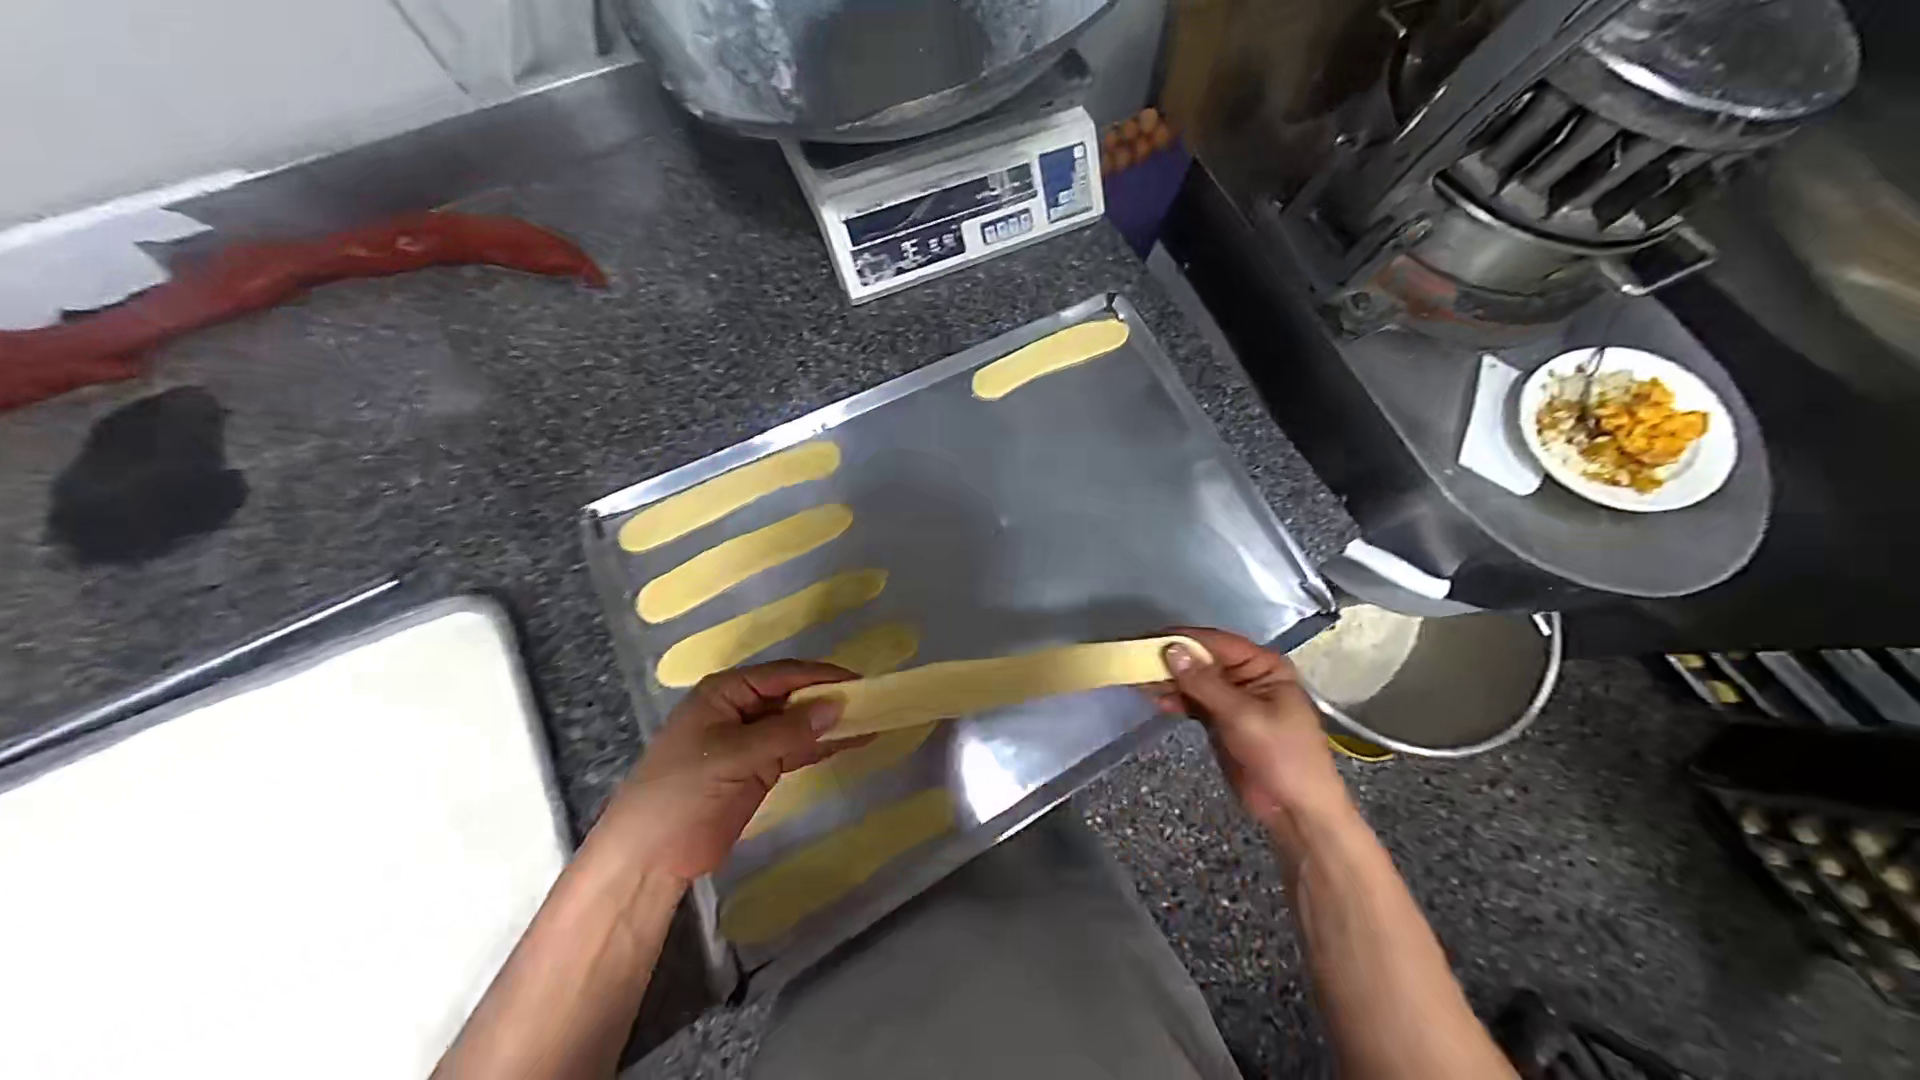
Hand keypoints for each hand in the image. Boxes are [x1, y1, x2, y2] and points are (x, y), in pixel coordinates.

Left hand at [595, 661, 857, 881]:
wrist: (649, 855)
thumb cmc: (681, 792)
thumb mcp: (733, 755)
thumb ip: (787, 731)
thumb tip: (837, 706)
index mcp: (726, 692)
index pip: (783, 674)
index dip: (822, 676)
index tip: (860, 682)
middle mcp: (741, 709)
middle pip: (794, 696)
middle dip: (830, 699)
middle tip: (873, 702)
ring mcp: (750, 740)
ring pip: (799, 723)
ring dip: (830, 723)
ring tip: (871, 721)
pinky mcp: (758, 769)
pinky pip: (797, 749)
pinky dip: (822, 746)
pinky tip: (851, 743)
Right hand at [1148, 627, 1350, 833]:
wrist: (1297, 811)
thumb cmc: (1282, 756)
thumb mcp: (1242, 715)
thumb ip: (1204, 682)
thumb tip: (1171, 649)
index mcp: (1263, 666)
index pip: (1215, 642)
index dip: (1180, 639)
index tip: (1145, 640)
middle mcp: (1247, 676)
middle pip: (1202, 659)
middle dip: (1171, 661)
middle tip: (1135, 663)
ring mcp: (1233, 698)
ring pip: (1194, 680)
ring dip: (1169, 681)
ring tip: (1139, 683)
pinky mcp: (1221, 719)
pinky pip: (1193, 700)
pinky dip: (1175, 700)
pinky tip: (1157, 701)